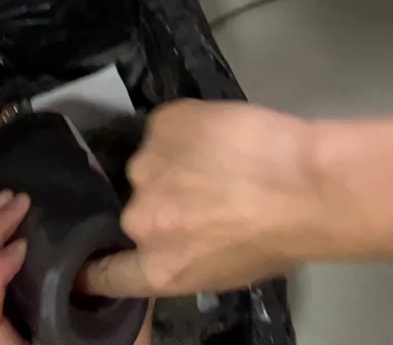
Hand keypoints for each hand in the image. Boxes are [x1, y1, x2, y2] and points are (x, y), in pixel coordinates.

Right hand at [81, 100, 327, 297]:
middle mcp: (140, 219)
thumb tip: (180, 238)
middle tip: (196, 187)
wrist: (300, 183)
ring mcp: (147, 165)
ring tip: (213, 154)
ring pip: (150, 160)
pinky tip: (215, 131)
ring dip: (172, 159)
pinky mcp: (162, 122)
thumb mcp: (224, 270)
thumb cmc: (278, 236)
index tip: (92, 255)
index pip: (105, 270)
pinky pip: (165, 125)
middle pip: (134, 205)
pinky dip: (186, 128)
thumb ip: (182, 256)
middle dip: (159, 197)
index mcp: (157, 267)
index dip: (97, 263)